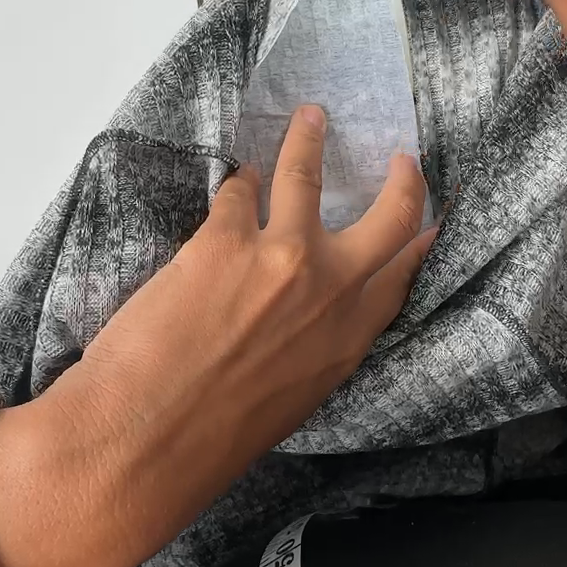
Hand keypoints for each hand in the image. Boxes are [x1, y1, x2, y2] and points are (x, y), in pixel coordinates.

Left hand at [0, 105, 435, 566]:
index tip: (427, 219)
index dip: (419, 242)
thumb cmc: (211, 437)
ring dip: (308, 139)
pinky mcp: (227, 240)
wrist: (139, 447)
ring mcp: (284, 259)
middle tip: (400, 158)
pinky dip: (236, 188)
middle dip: (403, 180)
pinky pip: (238, 191)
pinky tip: (230, 189)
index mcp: (347, 342)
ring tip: (309, 119)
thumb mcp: (293, 395)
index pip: (403, 275)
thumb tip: (318, 300)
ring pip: (308, 172)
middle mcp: (331, 293)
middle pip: (392, 216)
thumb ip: (318, 340)